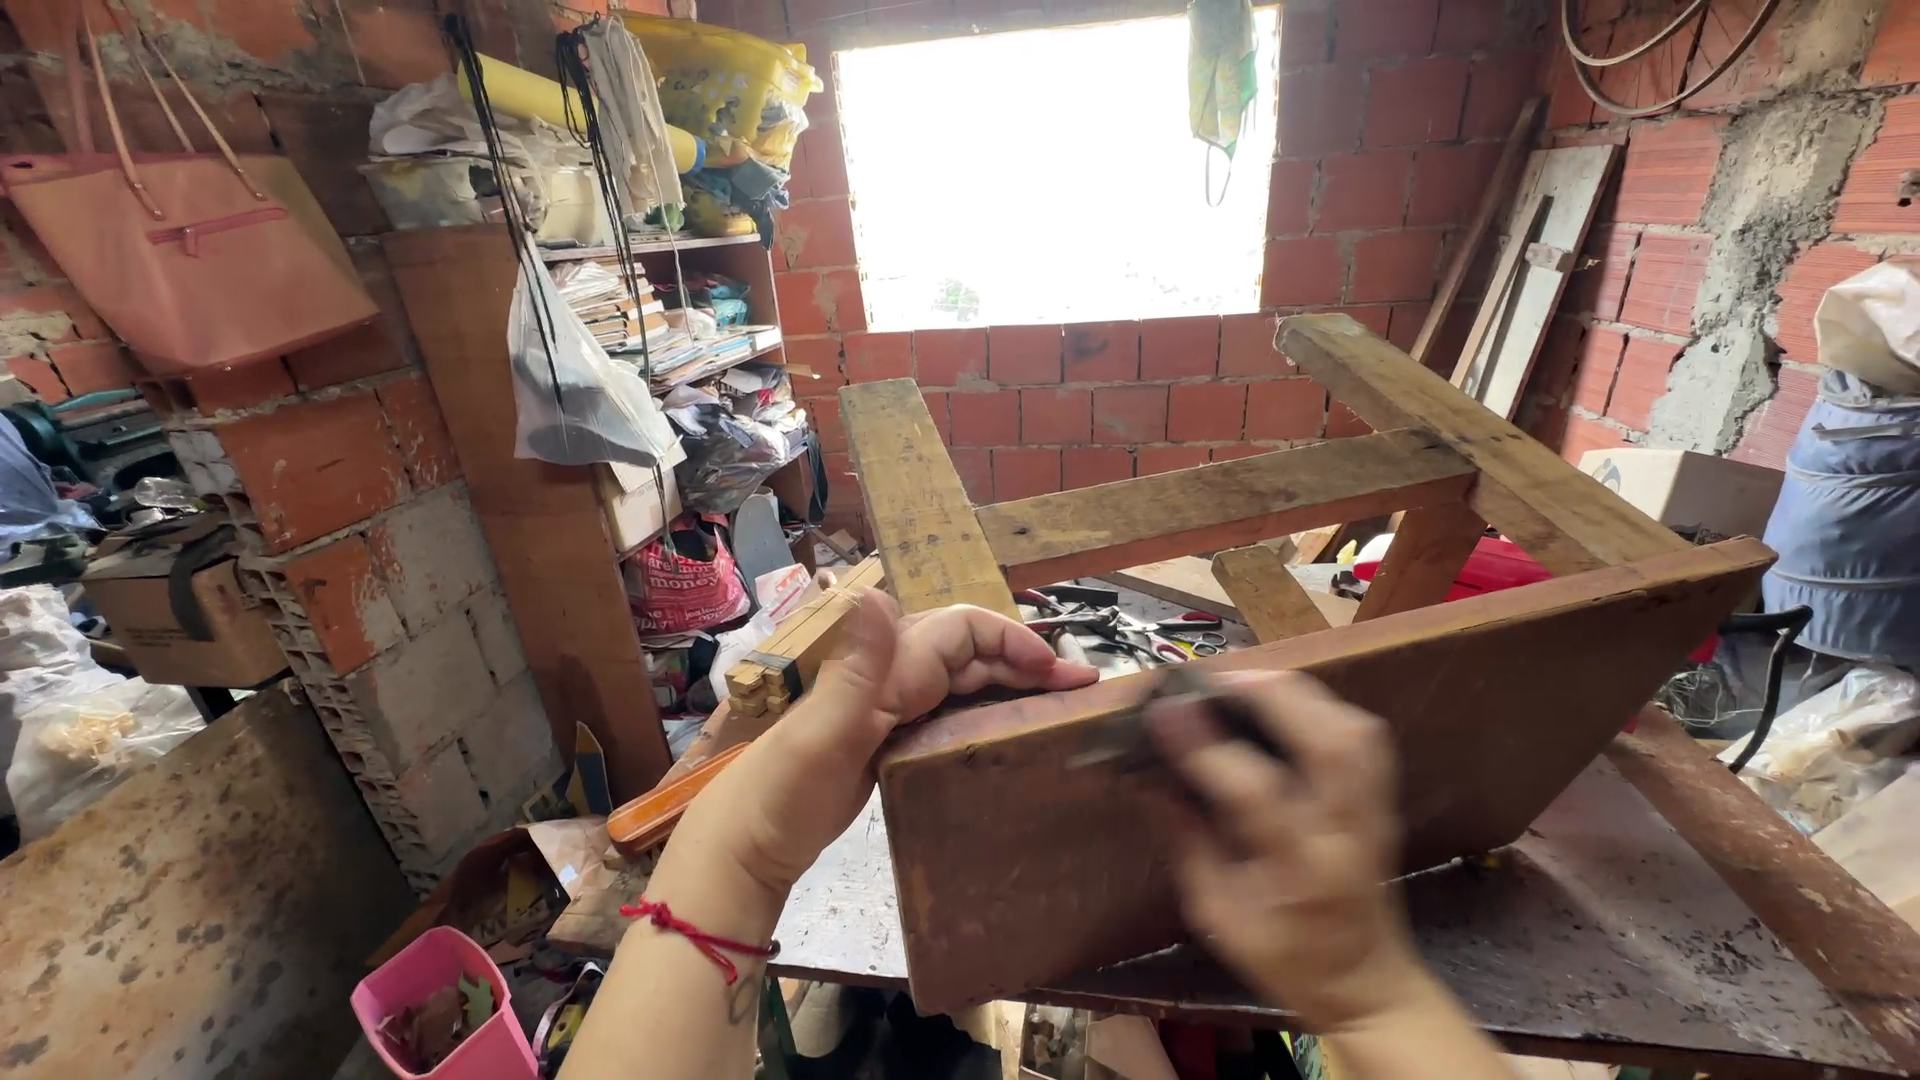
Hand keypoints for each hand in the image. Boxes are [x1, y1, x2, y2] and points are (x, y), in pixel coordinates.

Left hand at [662, 590, 1100, 901]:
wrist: (746, 846)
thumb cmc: (780, 794)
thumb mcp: (818, 736)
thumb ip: (853, 668)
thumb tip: (872, 590)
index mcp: (879, 667)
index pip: (958, 630)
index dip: (1011, 639)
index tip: (1058, 669)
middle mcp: (887, 674)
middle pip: (967, 650)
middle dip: (1024, 660)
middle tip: (1080, 686)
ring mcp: (888, 705)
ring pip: (961, 678)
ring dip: (1010, 683)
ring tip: (1058, 703)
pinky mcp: (889, 737)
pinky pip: (947, 710)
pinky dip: (984, 710)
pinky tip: (1009, 727)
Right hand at [1149, 670, 1425, 1033]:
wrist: (1367, 984)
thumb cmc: (1283, 956)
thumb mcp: (1216, 911)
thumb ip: (1185, 838)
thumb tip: (1146, 775)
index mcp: (1304, 872)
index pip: (1257, 793)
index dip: (1205, 746)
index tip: (1162, 711)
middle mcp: (1348, 834)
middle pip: (1329, 744)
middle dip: (1268, 696)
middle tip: (1211, 681)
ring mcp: (1375, 813)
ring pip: (1353, 731)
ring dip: (1295, 694)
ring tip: (1242, 682)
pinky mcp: (1382, 800)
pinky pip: (1364, 735)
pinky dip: (1322, 706)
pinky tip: (1284, 702)